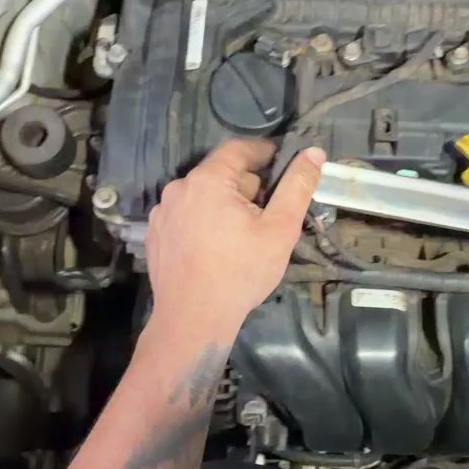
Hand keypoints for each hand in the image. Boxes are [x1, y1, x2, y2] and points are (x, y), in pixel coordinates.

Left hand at [144, 139, 325, 341]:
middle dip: (246, 187)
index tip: (282, 163)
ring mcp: (162, 212)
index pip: (238, 149)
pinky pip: (185, 216)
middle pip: (220, 174)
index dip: (264, 152)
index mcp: (208, 180)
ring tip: (242, 236)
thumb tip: (313, 152)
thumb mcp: (280, 229)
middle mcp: (178, 188)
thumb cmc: (241, 272)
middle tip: (267, 214)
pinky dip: (202, 222)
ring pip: (202, 196)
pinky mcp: (154, 234)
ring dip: (223, 205)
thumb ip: (297, 187)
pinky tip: (215, 249)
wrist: (193, 319)